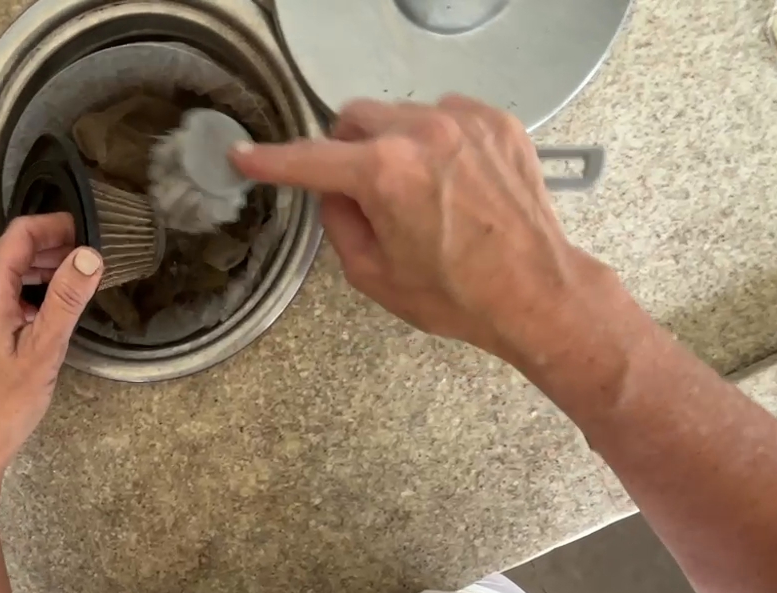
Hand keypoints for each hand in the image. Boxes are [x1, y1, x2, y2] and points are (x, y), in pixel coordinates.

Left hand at [0, 213, 103, 482]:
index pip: (20, 235)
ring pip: (4, 276)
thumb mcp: (43, 352)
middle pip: (11, 252)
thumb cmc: (2, 407)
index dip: (55, 226)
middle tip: (88, 258)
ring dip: (39, 272)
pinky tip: (46, 315)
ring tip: (74, 284)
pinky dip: (25, 294)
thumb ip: (65, 300)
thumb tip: (88, 256)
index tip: (87, 229)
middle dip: (51, 248)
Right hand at [231, 96, 616, 361]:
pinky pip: (444, 116)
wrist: (532, 291)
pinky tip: (446, 183)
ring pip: (399, 114)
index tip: (243, 155)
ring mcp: (465, 120)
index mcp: (384, 173)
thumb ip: (338, 224)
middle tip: (356, 194)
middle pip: (354, 117)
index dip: (271, 161)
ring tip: (413, 195)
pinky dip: (431, 142)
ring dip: (388, 146)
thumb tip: (333, 194)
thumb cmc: (451, 294)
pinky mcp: (498, 122)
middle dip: (342, 151)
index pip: (310, 159)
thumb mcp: (372, 275)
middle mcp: (423, 131)